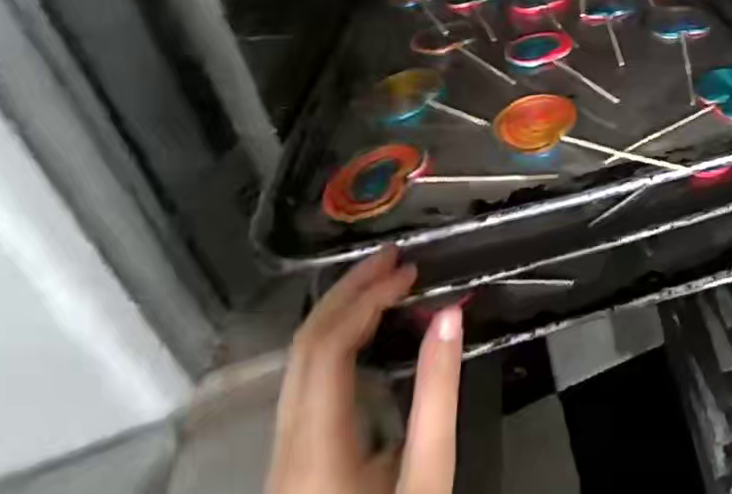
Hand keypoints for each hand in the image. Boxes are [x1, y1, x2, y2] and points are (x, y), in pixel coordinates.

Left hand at [267, 246, 461, 493]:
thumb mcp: (428, 473)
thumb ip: (438, 392)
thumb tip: (449, 315)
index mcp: (317, 448)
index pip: (328, 348)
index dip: (366, 298)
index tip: (411, 271)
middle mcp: (286, 446)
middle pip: (302, 348)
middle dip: (347, 292)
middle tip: (395, 259)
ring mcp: (282, 455)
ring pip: (296, 364)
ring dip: (340, 313)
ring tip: (385, 281)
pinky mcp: (291, 460)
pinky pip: (304, 382)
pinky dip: (337, 342)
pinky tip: (369, 331)